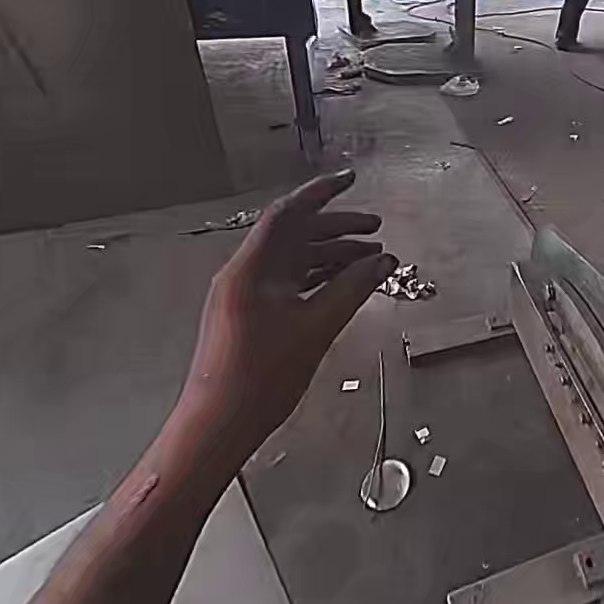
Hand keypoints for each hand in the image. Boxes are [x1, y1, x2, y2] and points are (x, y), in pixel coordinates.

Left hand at [187, 170, 395, 443]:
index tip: (351, 179)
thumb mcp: (316, 327)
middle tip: (376, 227)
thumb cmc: (263, 375)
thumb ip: (352, 288)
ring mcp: (247, 293)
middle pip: (295, 235)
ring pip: (295, 260)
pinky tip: (345, 282)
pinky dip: (319, 277)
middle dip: (337, 228)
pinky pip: (290, 282)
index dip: (322, 192)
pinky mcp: (252, 313)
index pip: (289, 212)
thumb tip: (384, 260)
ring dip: (331, 255)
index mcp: (253, 266)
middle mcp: (247, 272)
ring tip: (370, 258)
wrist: (218, 424)